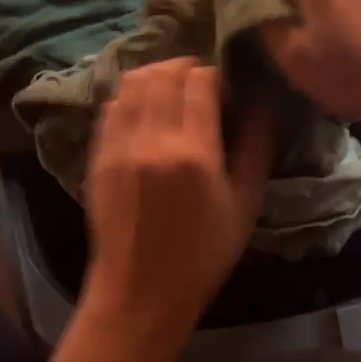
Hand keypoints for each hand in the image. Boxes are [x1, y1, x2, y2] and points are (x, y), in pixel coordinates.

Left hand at [83, 58, 272, 326]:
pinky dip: (131, 95)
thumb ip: (255, 149)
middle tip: (198, 84)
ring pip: (134, 80)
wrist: (139, 293)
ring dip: (156, 76)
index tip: (223, 89)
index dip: (214, 75)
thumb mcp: (244, 206)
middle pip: (165, 72)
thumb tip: (262, 103)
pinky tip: (145, 110)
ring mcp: (120, 145)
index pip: (199, 80)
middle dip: (185, 68)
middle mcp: (153, 140)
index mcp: (194, 154)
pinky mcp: (98, 154)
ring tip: (171, 90)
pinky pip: (112, 103)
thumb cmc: (202, 255)